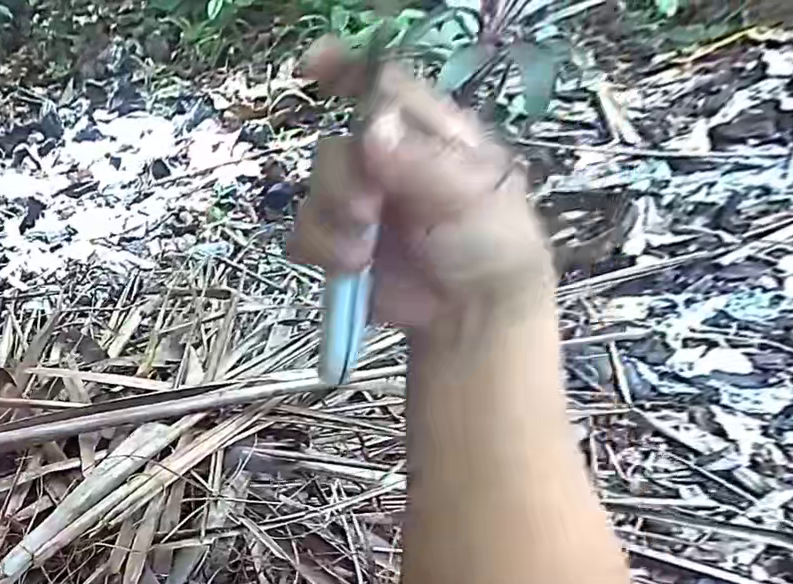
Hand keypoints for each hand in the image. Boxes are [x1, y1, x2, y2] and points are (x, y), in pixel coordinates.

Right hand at [291, 38, 554, 330]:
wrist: (465, 310)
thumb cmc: (490, 243)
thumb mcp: (472, 193)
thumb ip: (420, 162)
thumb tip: (370, 129)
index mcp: (427, 135)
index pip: (382, 88)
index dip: (347, 70)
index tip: (311, 65)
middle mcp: (385, 165)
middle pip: (334, 151)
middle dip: (343, 185)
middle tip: (370, 213)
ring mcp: (357, 208)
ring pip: (313, 199)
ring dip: (334, 229)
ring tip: (366, 253)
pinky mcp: (335, 246)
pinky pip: (302, 238)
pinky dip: (321, 252)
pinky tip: (351, 266)